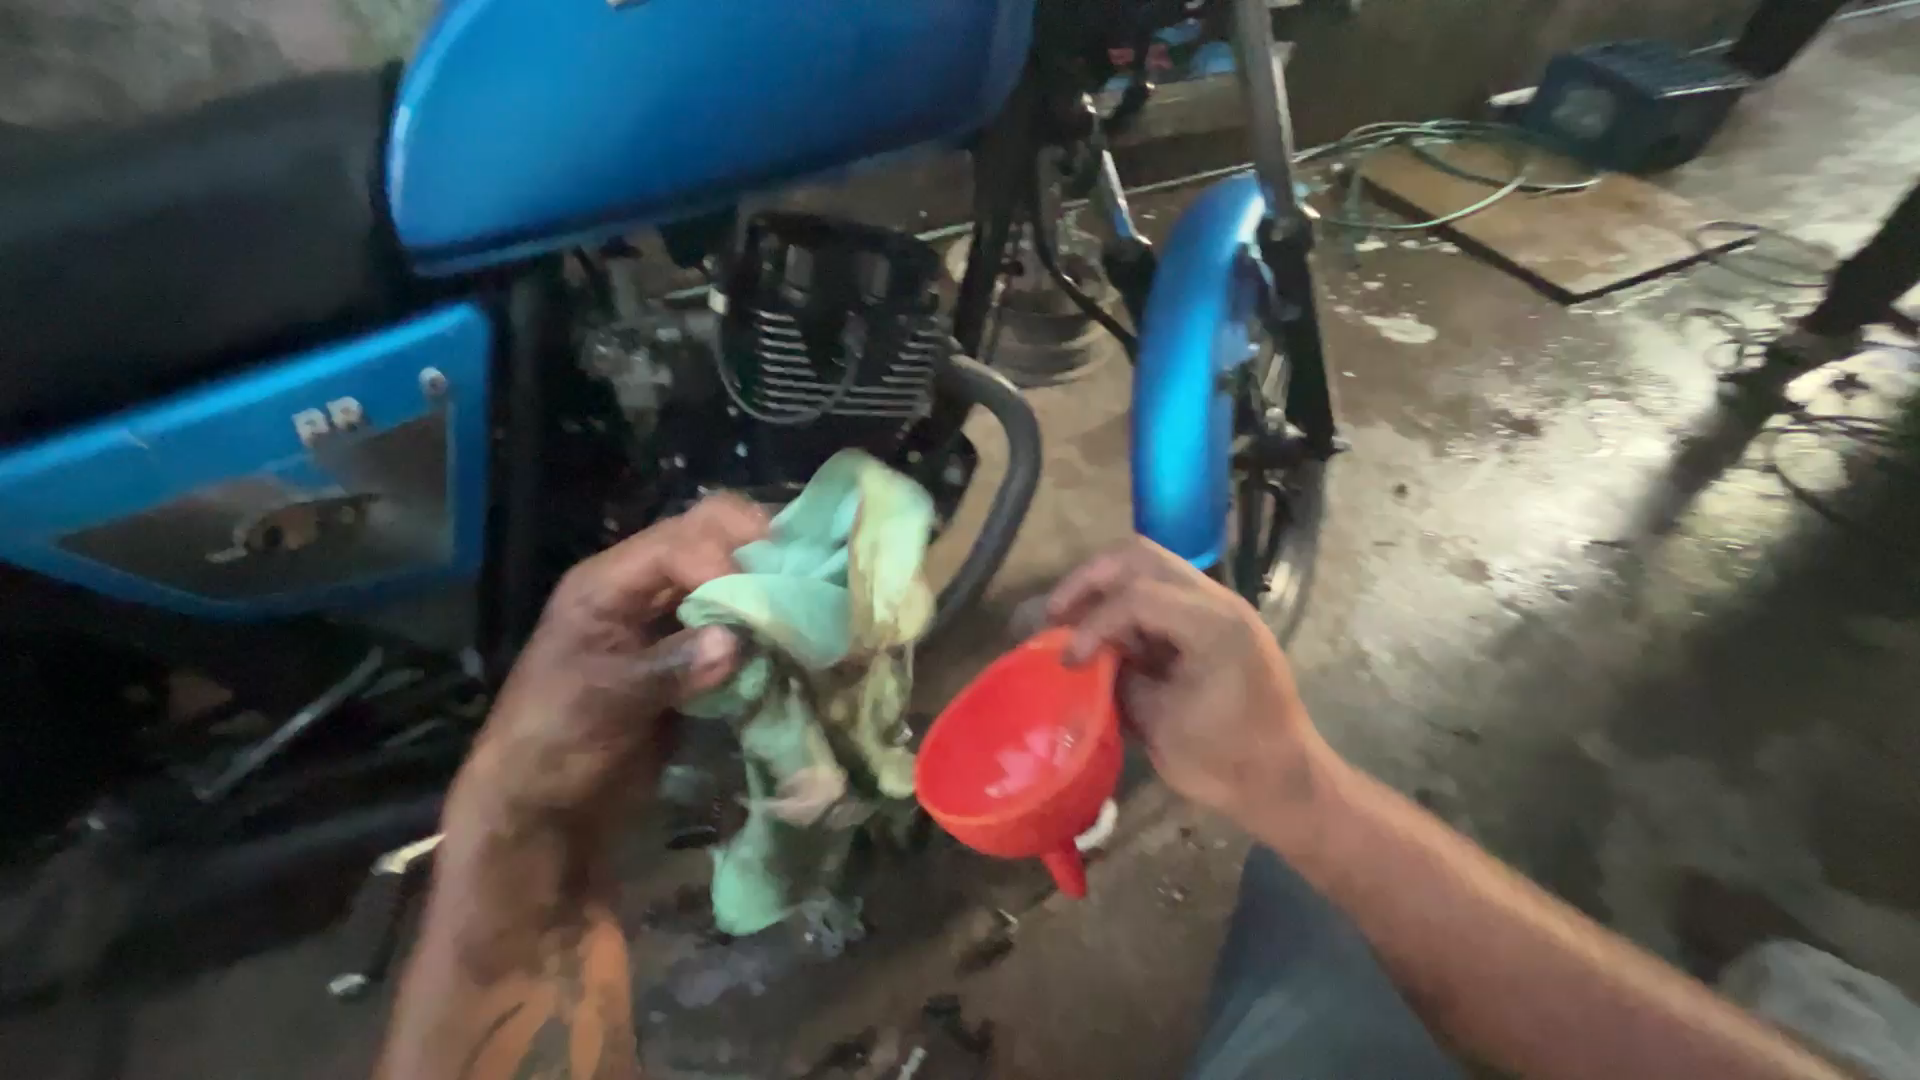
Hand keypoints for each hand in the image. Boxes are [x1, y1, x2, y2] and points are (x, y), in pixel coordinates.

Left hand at [456, 495, 768, 834]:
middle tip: (799, 577)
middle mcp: (643, 586)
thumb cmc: (554, 746)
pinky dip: (764, 620)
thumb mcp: (604, 703)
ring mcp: (670, 616)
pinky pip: (736, 615)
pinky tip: (790, 635)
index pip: (676, 544)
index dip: (721, 563)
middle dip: (754, 547)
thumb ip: (670, 666)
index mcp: (607, 584)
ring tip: (804, 603)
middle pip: (707, 532)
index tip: (758, 605)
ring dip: (765, 581)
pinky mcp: (693, 649)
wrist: (546, 806)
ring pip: (728, 568)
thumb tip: (738, 641)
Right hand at [1045, 538, 1328, 821]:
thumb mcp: (1159, 724)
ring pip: (1147, 566)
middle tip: (1056, 615)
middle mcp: (1218, 601)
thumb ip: (1118, 678)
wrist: (1284, 780)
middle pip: (1138, 557)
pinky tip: (1103, 638)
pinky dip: (1123, 606)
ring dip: (1104, 588)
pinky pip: (1159, 593)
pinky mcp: (1211, 621)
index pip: (1135, 596)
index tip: (1067, 662)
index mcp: (1213, 625)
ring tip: (1071, 621)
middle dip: (1088, 580)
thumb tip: (1083, 659)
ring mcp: (1218, 606)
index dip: (1091, 624)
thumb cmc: (1225, 760)